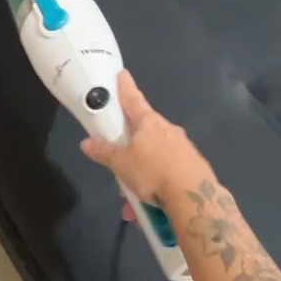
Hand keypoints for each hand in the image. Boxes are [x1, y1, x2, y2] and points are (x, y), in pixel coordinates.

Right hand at [80, 71, 212, 205]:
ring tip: (134, 198)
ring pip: (155, 156)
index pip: (133, 99)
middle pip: (144, 131)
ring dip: (142, 175)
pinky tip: (152, 205)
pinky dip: (157, 185)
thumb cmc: (153, 171)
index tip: (122, 74)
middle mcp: (167, 129)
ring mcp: (183, 147)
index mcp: (149, 122)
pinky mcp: (193, 166)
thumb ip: (104, 152)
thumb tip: (86, 142)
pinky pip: (168, 172)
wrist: (194, 196)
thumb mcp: (121, 163)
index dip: (125, 87)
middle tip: (119, 165)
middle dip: (130, 148)